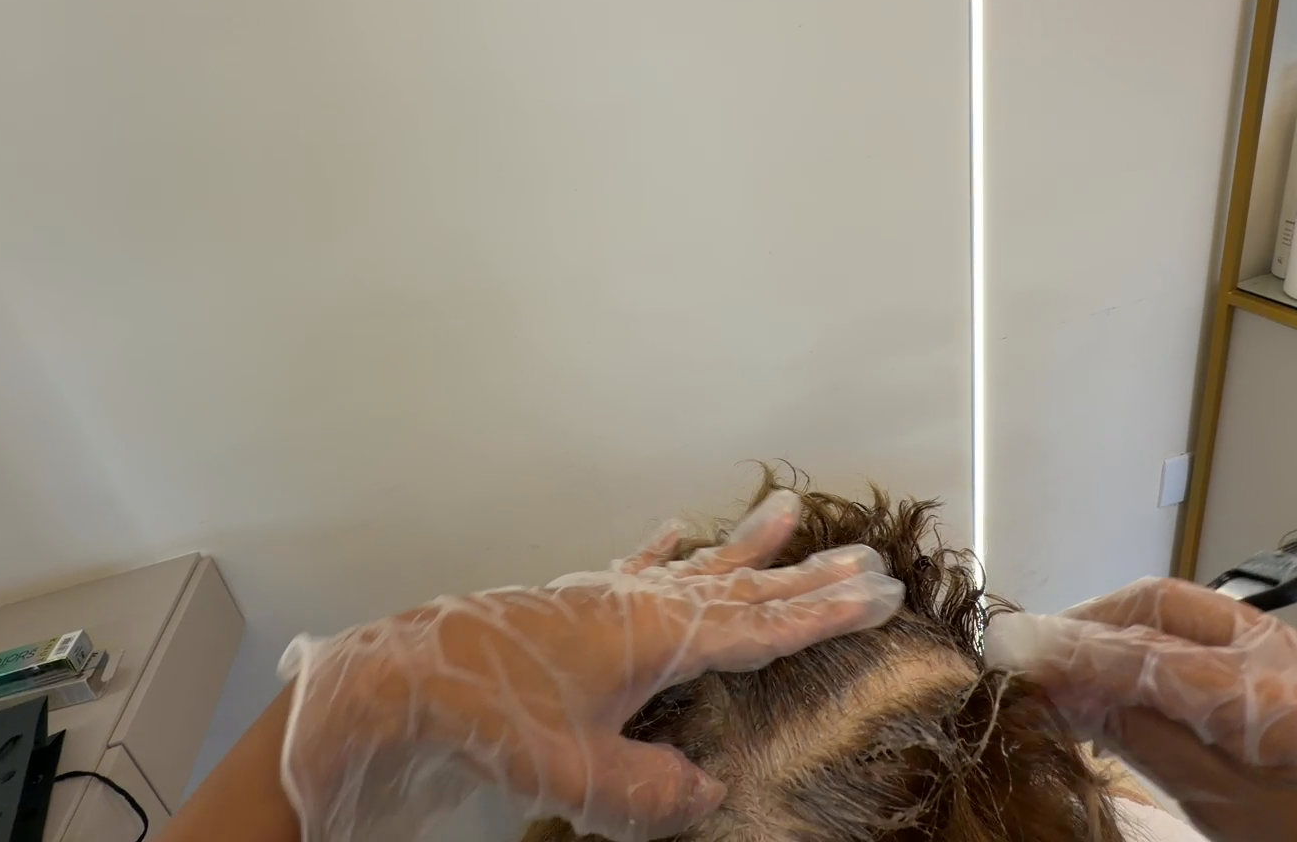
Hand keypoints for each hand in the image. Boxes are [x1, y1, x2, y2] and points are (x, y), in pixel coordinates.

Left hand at [278, 490, 905, 841]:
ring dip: (750, 546)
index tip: (876, 593)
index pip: (763, 628)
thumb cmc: (501, 717)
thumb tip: (713, 786)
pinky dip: (663, 547)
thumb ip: (654, 786)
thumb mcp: (582, 772)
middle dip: (807, 577)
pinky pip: (637, 564)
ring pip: (703, 566)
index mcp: (662, 639)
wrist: (421, 671)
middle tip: (863, 555)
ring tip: (789, 509)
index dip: (823, 615)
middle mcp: (648, 603)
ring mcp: (616, 592)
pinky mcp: (584, 596)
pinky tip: (677, 526)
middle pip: (746, 586)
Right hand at [985, 577, 1296, 841]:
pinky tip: (1139, 670)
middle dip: (1095, 618)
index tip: (1016, 648)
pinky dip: (1169, 642)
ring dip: (1127, 626)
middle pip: (1171, 602)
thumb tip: (1055, 687)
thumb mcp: (1225, 819)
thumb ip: (1137, 737)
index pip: (1156, 657)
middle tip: (1045, 648)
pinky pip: (1228, 631)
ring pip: (1195, 608)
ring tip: (1081, 660)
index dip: (1075, 649)